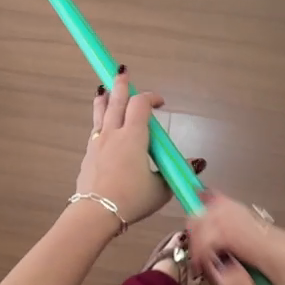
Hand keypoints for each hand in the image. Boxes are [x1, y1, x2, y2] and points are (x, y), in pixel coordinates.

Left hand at [74, 70, 201, 228]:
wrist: (95, 212)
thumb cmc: (131, 199)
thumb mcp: (160, 189)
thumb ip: (176, 173)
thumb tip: (197, 163)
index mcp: (133, 136)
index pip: (140, 104)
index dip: (150, 97)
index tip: (159, 102)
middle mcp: (113, 132)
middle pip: (116, 100)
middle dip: (121, 84)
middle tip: (122, 71)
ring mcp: (97, 141)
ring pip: (100, 112)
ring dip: (105, 98)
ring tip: (104, 90)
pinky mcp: (87, 153)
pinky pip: (94, 128)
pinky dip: (99, 120)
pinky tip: (101, 125)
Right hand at [188, 193, 284, 284]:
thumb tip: (224, 262)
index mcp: (283, 261)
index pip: (231, 229)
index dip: (204, 243)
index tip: (198, 270)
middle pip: (227, 213)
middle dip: (202, 234)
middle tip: (198, 265)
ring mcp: (278, 234)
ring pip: (227, 209)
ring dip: (206, 231)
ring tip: (206, 261)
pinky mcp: (269, 233)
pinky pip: (231, 215)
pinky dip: (214, 230)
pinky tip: (214, 253)